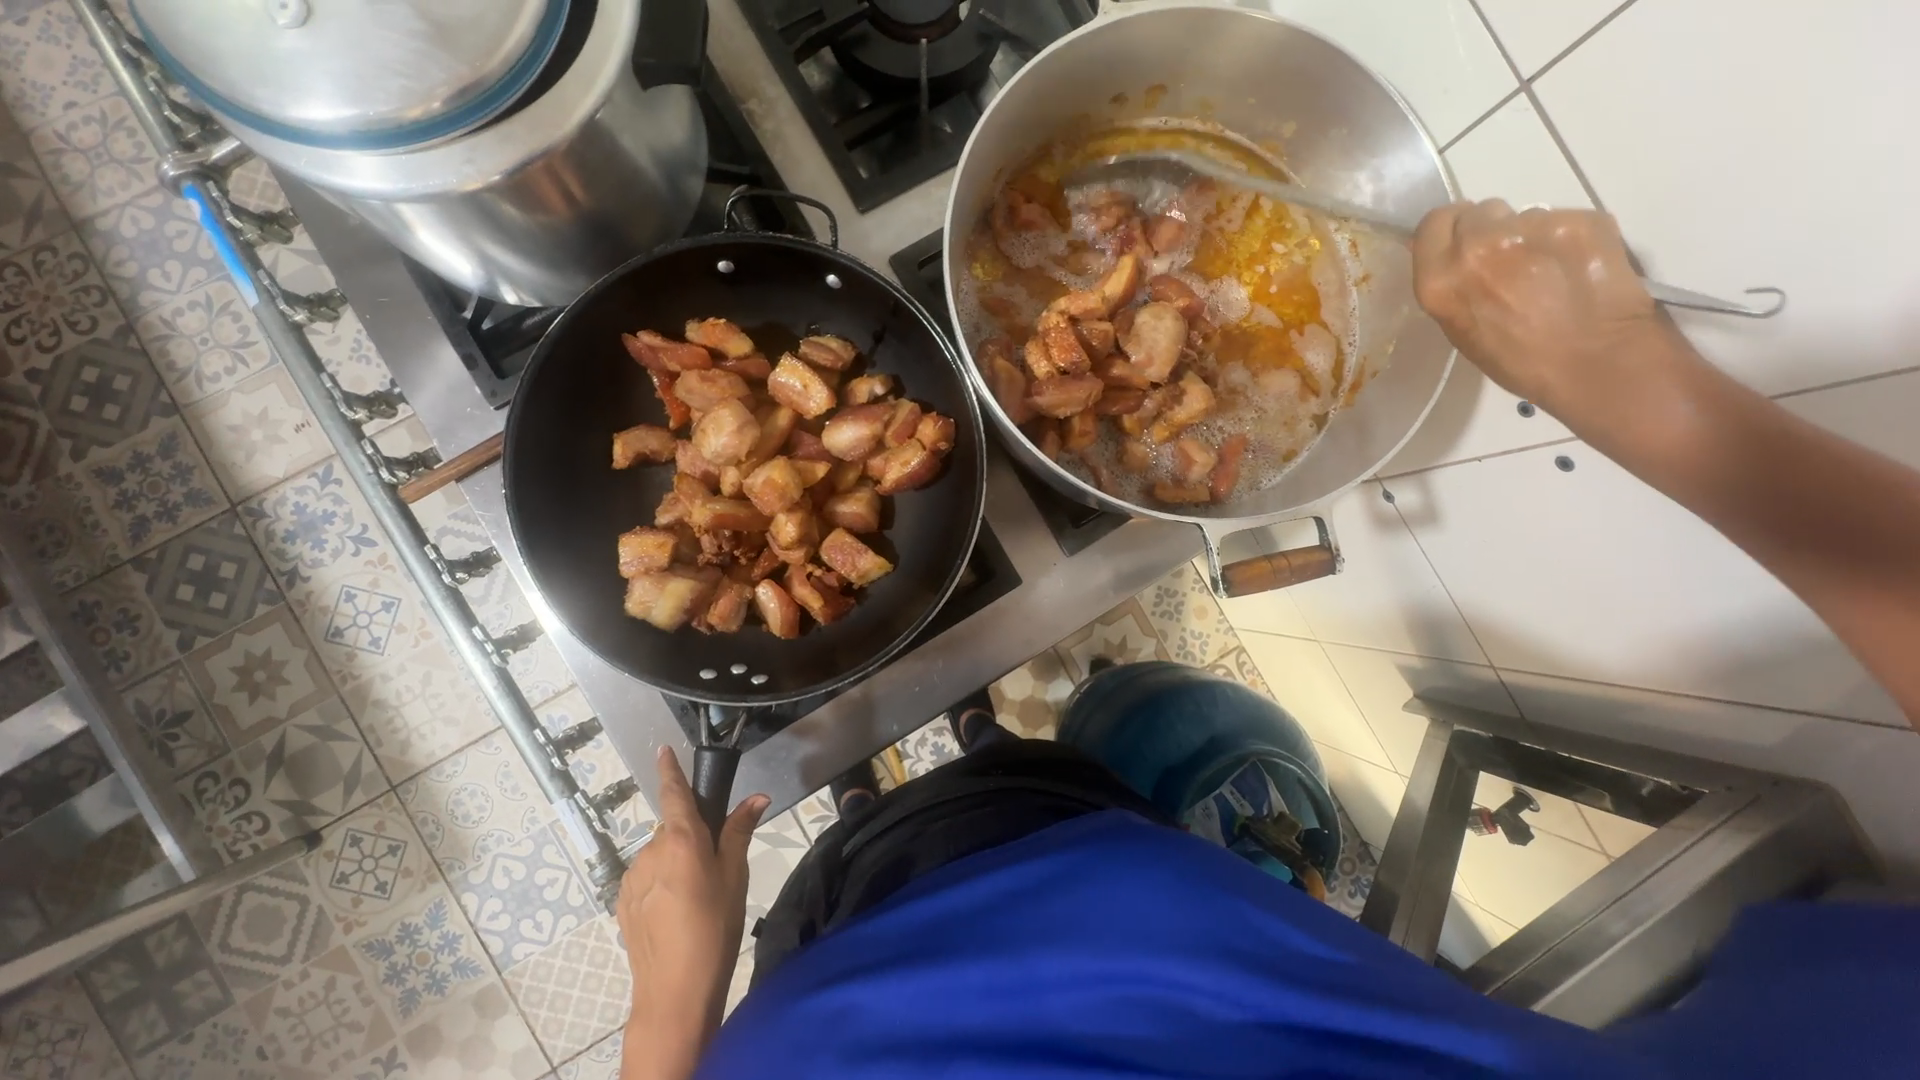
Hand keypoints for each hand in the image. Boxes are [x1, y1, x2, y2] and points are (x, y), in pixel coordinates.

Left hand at [617, 747, 767, 1078]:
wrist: (675, 990)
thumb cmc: (715, 926)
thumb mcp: (735, 875)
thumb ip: (739, 832)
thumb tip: (756, 798)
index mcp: (680, 839)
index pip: (674, 793)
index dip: (669, 769)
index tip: (662, 749)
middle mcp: (650, 851)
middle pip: (672, 829)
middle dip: (690, 836)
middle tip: (715, 864)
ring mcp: (632, 878)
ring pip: (659, 856)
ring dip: (675, 863)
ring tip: (697, 898)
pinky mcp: (623, 903)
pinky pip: (647, 879)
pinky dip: (662, 884)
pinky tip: (677, 913)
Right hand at [1412, 200, 1677, 417]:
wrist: (1598, 362)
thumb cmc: (1519, 361)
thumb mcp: (1460, 330)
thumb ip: (1451, 285)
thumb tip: (1453, 259)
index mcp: (1442, 279)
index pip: (1433, 222)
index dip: (1448, 230)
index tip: (1460, 244)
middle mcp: (1480, 246)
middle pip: (1477, 211)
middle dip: (1488, 229)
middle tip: (1508, 261)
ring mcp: (1533, 227)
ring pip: (1523, 215)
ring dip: (1529, 236)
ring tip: (1547, 271)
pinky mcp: (1580, 220)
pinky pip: (1562, 219)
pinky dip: (1566, 239)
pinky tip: (1576, 268)